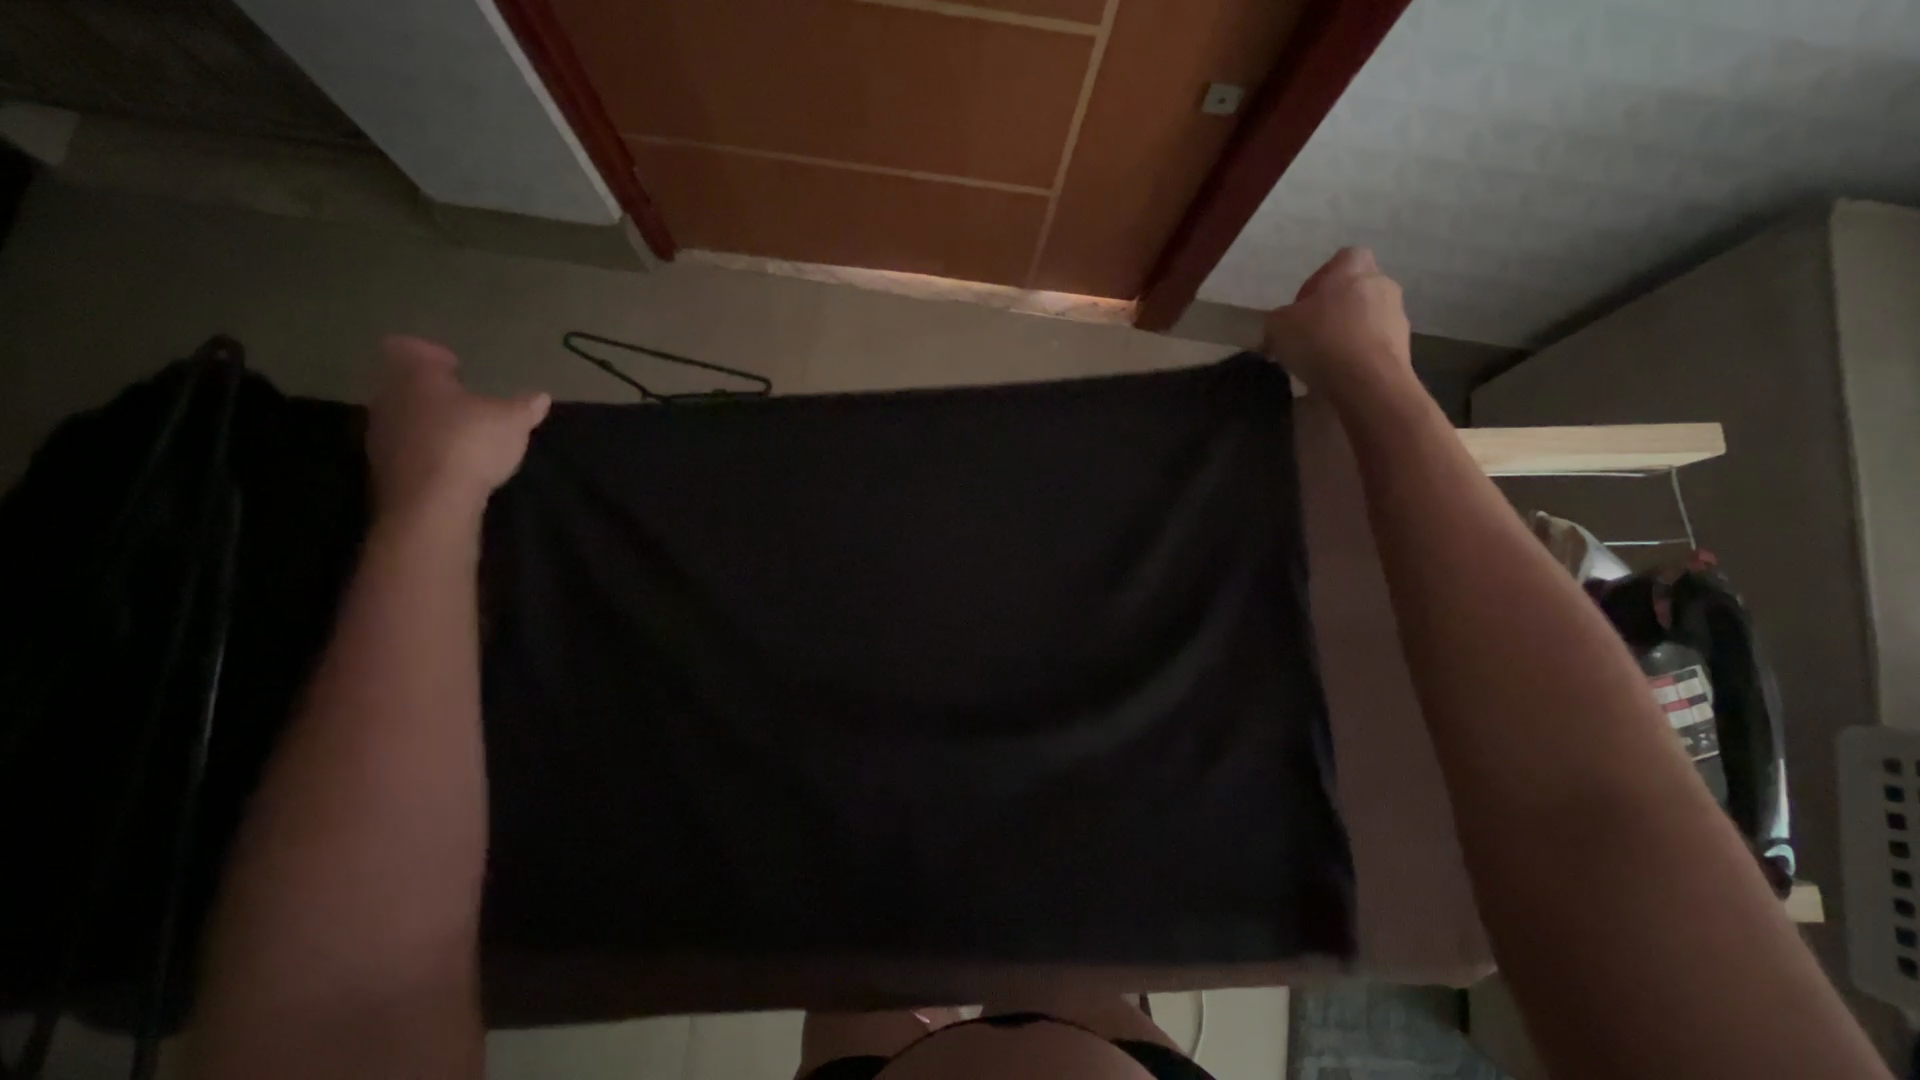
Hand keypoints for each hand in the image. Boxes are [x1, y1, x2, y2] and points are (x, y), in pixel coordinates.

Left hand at [366, 336, 549, 519]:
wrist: (430, 503)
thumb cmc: (469, 443)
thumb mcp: (512, 422)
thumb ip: (524, 407)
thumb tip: (541, 397)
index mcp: (415, 376)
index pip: (408, 348)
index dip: (431, 354)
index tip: (453, 366)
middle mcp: (388, 398)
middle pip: (402, 384)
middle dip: (430, 391)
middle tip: (460, 402)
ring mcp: (380, 434)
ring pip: (401, 417)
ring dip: (425, 423)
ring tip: (458, 436)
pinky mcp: (381, 469)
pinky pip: (403, 448)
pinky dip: (423, 450)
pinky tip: (448, 463)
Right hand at [1262, 247, 1413, 407]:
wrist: (1368, 382)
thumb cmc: (1321, 340)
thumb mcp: (1279, 326)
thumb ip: (1278, 320)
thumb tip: (1280, 329)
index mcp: (1353, 269)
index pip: (1343, 258)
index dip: (1321, 279)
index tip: (1304, 306)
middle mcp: (1381, 284)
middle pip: (1356, 290)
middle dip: (1334, 309)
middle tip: (1310, 334)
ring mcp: (1397, 316)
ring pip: (1367, 318)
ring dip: (1347, 333)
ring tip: (1324, 360)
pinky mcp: (1403, 347)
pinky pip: (1375, 345)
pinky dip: (1359, 355)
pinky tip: (1340, 375)